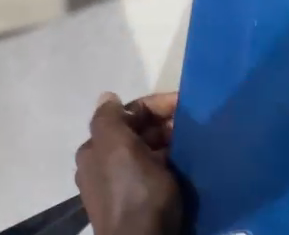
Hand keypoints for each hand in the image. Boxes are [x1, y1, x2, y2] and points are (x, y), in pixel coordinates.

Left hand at [75, 91, 182, 234]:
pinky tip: (186, 157)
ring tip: (193, 140)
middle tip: (191, 124)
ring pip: (151, 144)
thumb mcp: (117, 150)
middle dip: (166, 120)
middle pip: (140, 127)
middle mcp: (104, 163)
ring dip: (172, 137)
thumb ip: (108, 120)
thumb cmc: (133, 191)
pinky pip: (158, 162)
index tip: (184, 106)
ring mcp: (122, 180)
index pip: (129, 112)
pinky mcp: (141, 193)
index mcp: (96, 150)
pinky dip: (172, 155)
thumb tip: (106, 96)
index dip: (157, 104)